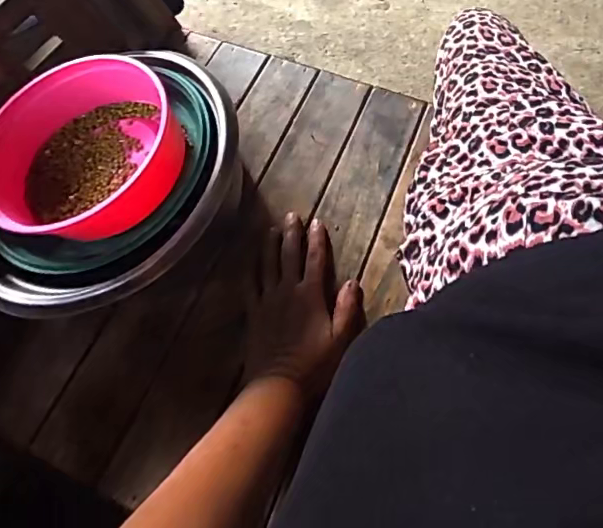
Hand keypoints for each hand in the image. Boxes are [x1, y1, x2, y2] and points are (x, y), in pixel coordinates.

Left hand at [244, 213, 363, 399]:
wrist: (277, 386)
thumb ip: (347, 310)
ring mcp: (268, 300)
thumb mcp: (340, 341)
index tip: (317, 222)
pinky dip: (251, 271)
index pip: (315, 260)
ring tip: (271, 230)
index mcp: (310, 295)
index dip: (317, 240)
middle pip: (290, 255)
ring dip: (270, 245)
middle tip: (291, 215)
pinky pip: (250, 285)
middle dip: (292, 234)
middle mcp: (288, 290)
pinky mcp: (254, 312)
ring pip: (268, 265)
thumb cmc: (314, 366)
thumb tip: (353, 281)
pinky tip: (250, 262)